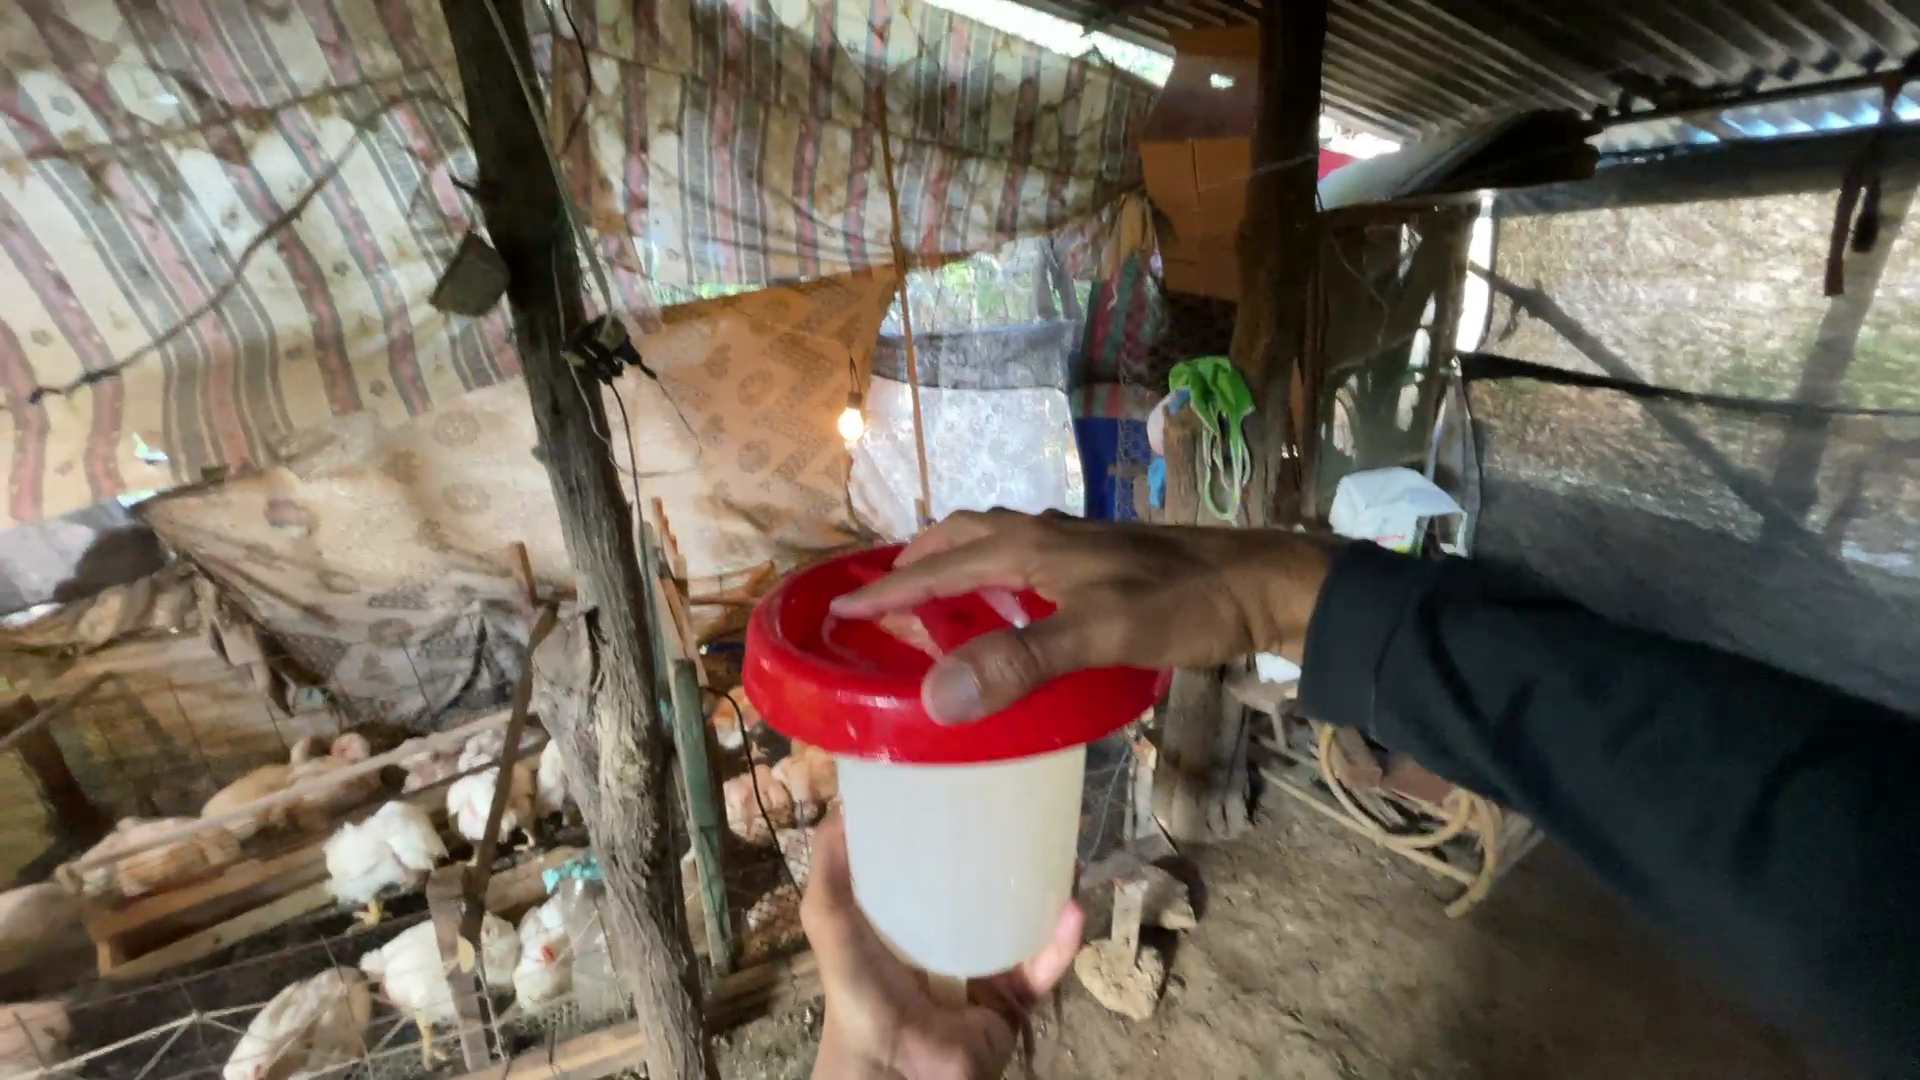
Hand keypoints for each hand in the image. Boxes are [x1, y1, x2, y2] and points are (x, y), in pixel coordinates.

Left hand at [802, 818, 1082, 1078]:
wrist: (891, 1068)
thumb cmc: (858, 987)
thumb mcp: (829, 917)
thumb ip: (831, 865)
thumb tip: (844, 804)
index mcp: (914, 913)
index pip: (941, 862)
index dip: (960, 829)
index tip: (978, 789)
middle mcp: (953, 936)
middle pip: (992, 887)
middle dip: (1017, 855)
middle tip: (1036, 817)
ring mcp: (986, 968)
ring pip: (1028, 922)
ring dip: (1051, 891)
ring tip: (1068, 855)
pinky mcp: (1011, 1001)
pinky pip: (1043, 969)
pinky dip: (1061, 943)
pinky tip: (1073, 910)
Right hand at [829, 510, 1335, 724]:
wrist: (1257, 582)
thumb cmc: (1179, 604)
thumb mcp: (1100, 635)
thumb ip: (1021, 661)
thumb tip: (936, 695)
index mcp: (1030, 545)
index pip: (939, 565)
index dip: (888, 589)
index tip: (839, 607)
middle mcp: (1043, 534)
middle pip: (961, 535)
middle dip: (916, 560)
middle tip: (885, 596)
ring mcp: (1072, 545)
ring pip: (993, 542)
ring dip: (955, 562)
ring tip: (935, 598)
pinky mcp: (1096, 561)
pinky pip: (1023, 559)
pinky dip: (994, 575)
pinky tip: (1009, 608)